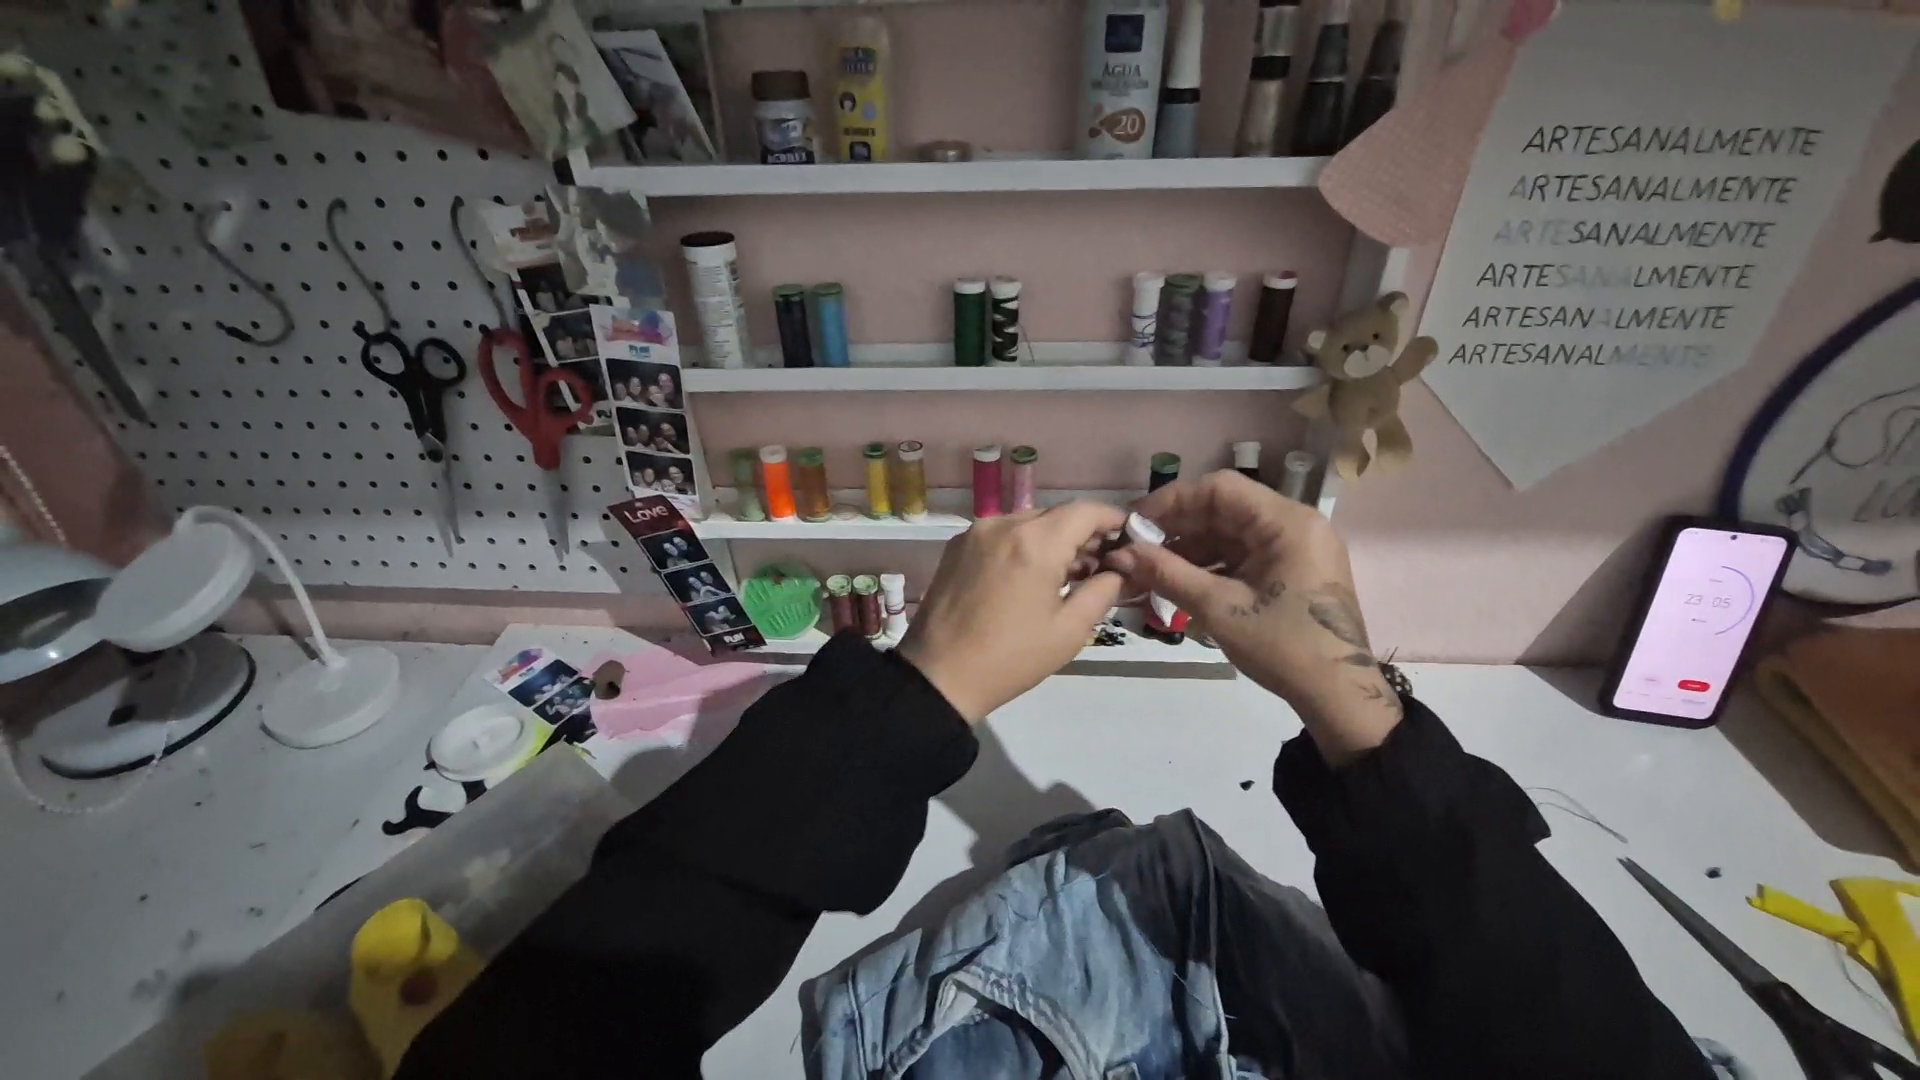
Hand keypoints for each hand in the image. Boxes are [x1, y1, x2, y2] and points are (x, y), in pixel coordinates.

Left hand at [897, 502, 1128, 722]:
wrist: (939, 676)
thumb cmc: (1011, 657)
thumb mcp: (1070, 630)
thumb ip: (1103, 590)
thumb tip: (1121, 570)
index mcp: (1035, 542)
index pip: (1085, 511)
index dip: (1113, 519)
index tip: (1129, 537)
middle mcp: (1003, 524)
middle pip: (1056, 515)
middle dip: (1083, 534)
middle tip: (1102, 565)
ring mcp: (975, 533)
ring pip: (1028, 523)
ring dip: (1052, 540)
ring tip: (1067, 576)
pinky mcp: (956, 547)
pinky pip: (1001, 534)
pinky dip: (1023, 546)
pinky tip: (1030, 577)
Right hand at [1103, 471, 1400, 761]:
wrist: (1339, 695)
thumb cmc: (1283, 646)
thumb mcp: (1219, 609)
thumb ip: (1168, 574)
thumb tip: (1121, 553)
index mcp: (1287, 522)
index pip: (1220, 489)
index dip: (1173, 501)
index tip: (1136, 524)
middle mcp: (1296, 524)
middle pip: (1226, 509)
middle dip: (1179, 527)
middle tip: (1139, 548)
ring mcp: (1298, 548)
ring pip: (1233, 533)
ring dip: (1192, 547)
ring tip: (1154, 569)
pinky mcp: (1295, 570)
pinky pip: (1246, 554)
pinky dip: (1213, 564)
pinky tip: (1183, 581)